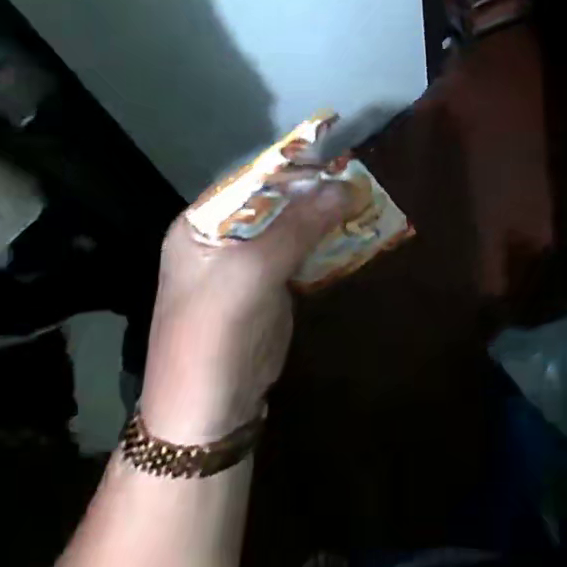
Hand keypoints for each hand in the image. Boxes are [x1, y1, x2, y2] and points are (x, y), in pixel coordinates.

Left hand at [136, 174, 345, 443]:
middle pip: (273, 200)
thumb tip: (347, 185)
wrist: (208, 414)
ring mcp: (247, 263)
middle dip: (313, 190)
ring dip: (324, 214)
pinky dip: (327, 241)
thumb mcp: (252, 272)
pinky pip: (302, 252)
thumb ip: (297, 226)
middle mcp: (222, 237)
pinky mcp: (270, 286)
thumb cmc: (216, 332)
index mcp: (202, 224)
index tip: (333, 153)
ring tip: (365, 197)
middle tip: (357, 176)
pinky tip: (355, 230)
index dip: (290, 166)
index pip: (249, 179)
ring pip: (291, 225)